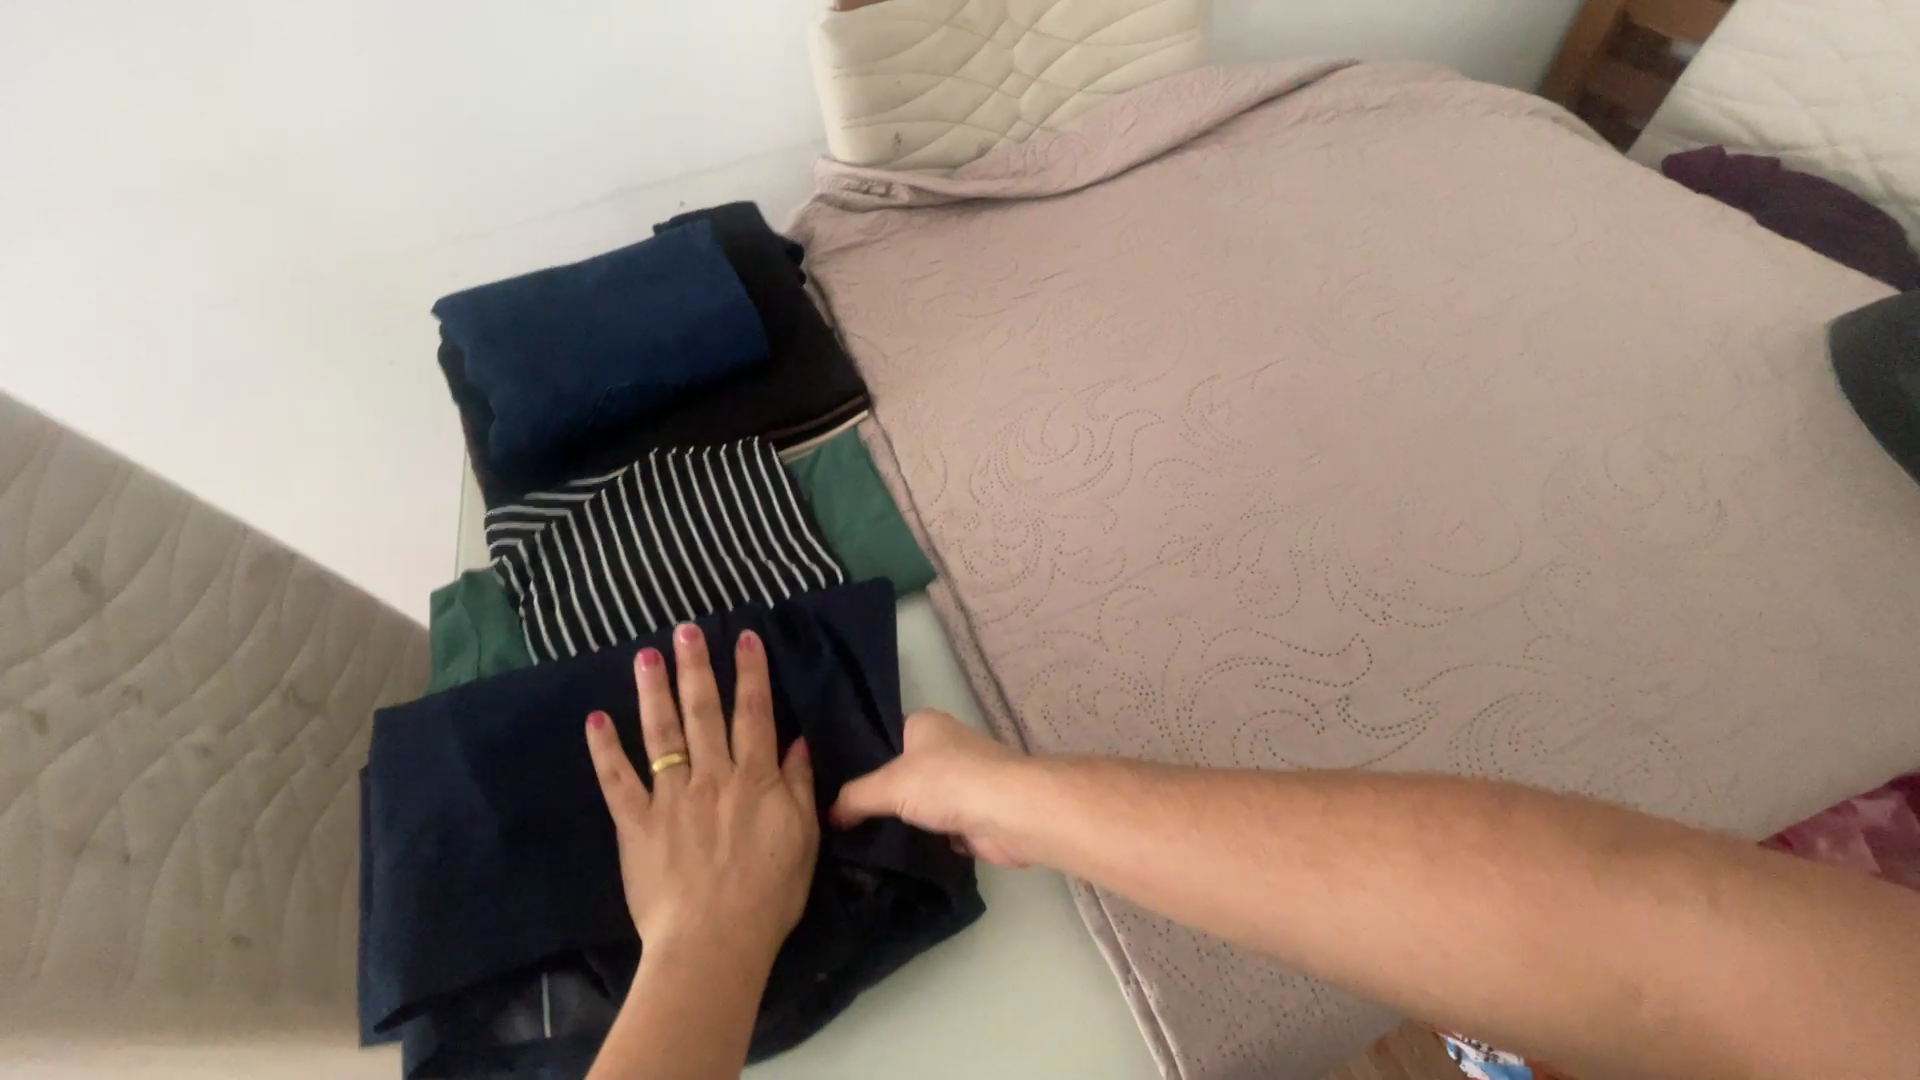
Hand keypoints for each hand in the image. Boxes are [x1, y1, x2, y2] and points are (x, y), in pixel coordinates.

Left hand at [584, 624, 818, 961]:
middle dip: (696, 668)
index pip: (754, 713)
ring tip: (645, 655)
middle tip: (685, 629)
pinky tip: (595, 719)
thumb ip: (799, 786)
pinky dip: (605, 751)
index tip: (743, 637)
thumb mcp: (803, 838)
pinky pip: (617, 783)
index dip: (750, 673)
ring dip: (653, 693)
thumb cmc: (769, 893)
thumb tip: (798, 742)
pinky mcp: (637, 825)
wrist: (715, 942)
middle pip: (704, 712)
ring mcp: (670, 798)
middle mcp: (712, 777)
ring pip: (661, 735)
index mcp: (754, 779)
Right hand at [829, 709, 1031, 866]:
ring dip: (898, 823)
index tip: (827, 785)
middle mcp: (944, 747)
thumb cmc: (948, 781)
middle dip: (875, 797)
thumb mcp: (889, 784)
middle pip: (899, 773)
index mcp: (924, 724)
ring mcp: (959, 782)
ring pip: (916, 804)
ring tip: (853, 843)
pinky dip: (919, 842)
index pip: (882, 736)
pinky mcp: (970, 816)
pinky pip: (934, 829)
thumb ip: (855, 797)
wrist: (1008, 813)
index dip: (857, 759)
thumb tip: (829, 815)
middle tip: (835, 821)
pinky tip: (889, 857)